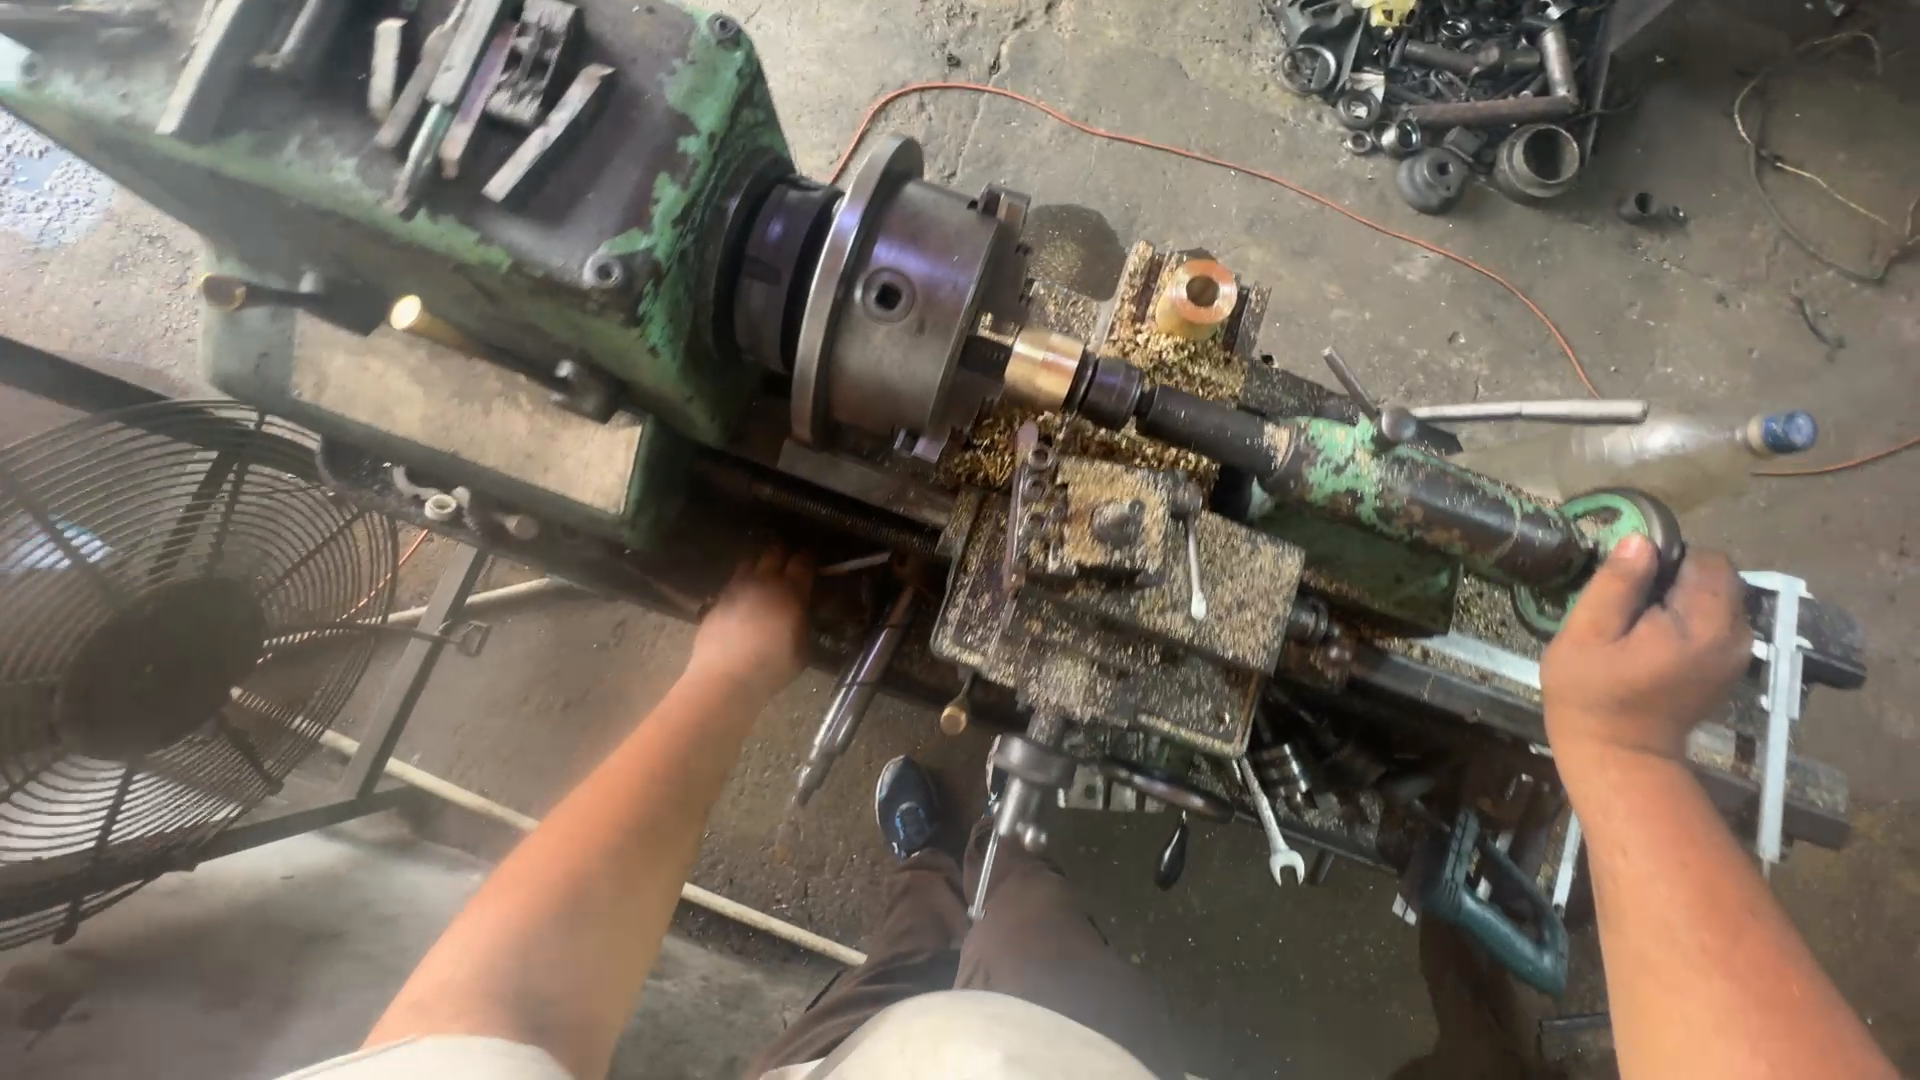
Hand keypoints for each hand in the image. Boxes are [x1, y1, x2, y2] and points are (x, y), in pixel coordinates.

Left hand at [687, 546, 813, 698]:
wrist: (725, 677)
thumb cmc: (772, 667)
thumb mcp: (803, 648)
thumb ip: (803, 623)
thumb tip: (802, 613)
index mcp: (791, 592)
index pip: (803, 562)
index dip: (809, 557)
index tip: (812, 559)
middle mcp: (765, 582)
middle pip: (774, 552)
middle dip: (783, 552)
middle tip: (788, 561)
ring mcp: (738, 588)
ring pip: (749, 561)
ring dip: (759, 563)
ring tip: (763, 573)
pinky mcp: (718, 599)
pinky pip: (733, 581)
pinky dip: (741, 583)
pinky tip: (744, 597)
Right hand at [1541, 534, 1751, 768]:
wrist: (1617, 752)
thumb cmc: (1590, 693)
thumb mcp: (1585, 635)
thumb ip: (1615, 586)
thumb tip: (1639, 541)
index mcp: (1702, 624)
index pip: (1705, 561)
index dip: (1664, 558)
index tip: (1624, 578)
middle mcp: (1734, 635)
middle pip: (1715, 578)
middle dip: (1671, 578)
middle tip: (1622, 602)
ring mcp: (1735, 654)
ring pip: (1715, 599)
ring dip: (1677, 598)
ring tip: (1632, 621)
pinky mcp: (1726, 666)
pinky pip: (1713, 622)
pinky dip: (1683, 619)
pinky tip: (1647, 639)